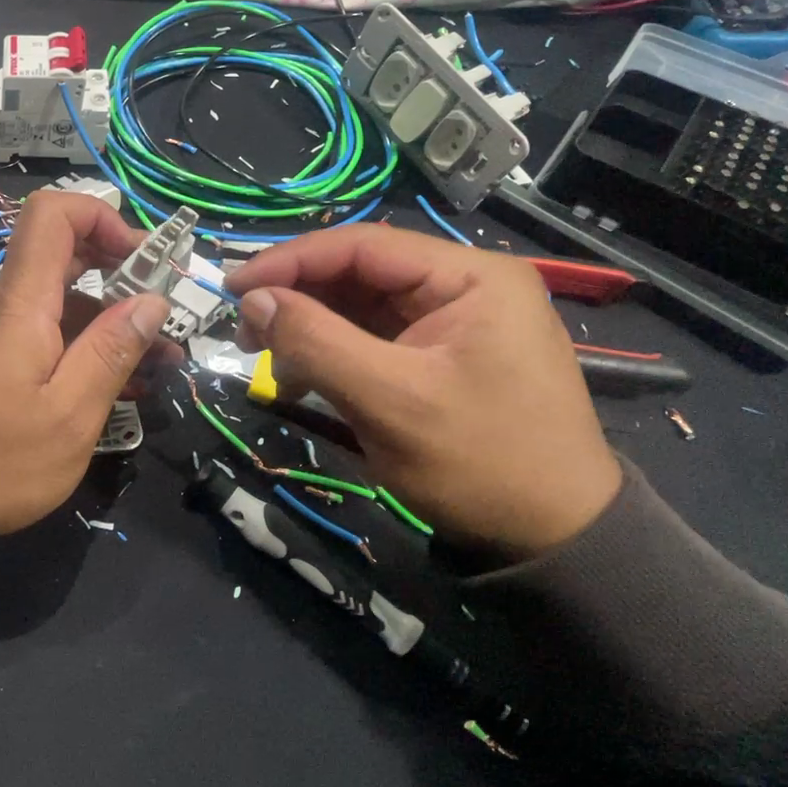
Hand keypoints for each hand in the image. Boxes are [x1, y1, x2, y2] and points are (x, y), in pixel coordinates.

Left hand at [0, 192, 180, 536]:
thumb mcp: (69, 414)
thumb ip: (111, 351)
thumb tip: (151, 299)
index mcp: (20, 302)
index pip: (51, 214)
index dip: (99, 217)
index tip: (141, 260)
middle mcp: (2, 304)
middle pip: (61, 255)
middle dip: (119, 276)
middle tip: (162, 320)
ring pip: (57, 302)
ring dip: (107, 322)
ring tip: (158, 367)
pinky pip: (40, 334)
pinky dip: (80, 347)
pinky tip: (117, 385)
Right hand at [223, 224, 620, 558]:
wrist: (554, 541)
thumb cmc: (481, 463)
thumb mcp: (389, 400)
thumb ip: (315, 341)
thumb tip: (251, 300)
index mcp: (470, 278)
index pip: (361, 245)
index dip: (288, 261)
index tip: (232, 288)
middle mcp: (460, 286)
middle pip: (355, 271)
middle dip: (294, 296)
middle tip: (243, 331)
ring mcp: (449, 321)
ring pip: (354, 303)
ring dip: (304, 325)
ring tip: (263, 356)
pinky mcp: (434, 354)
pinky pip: (366, 335)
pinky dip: (325, 350)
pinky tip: (297, 376)